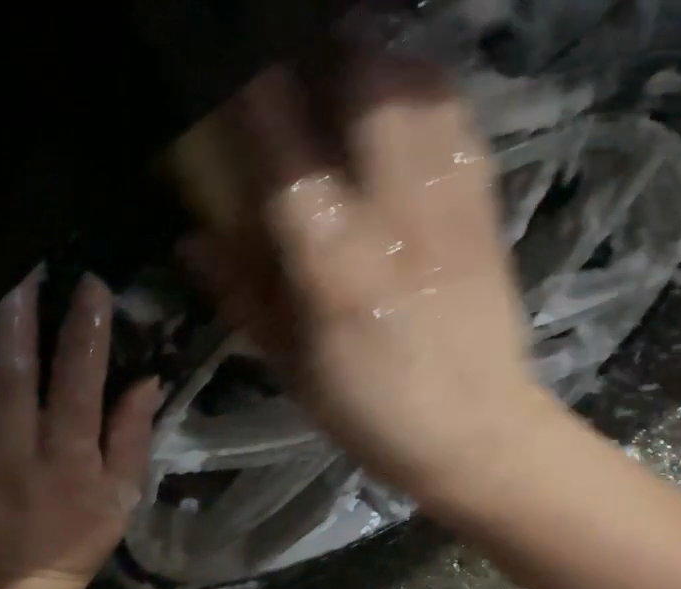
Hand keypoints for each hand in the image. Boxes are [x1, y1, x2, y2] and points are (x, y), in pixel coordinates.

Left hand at [0, 269, 162, 588]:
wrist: (7, 586)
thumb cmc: (76, 540)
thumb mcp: (121, 497)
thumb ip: (131, 438)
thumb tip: (147, 380)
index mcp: (68, 455)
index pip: (79, 378)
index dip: (86, 328)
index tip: (90, 283)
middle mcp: (16, 444)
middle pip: (12, 363)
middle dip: (17, 308)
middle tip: (20, 263)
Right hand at [181, 57, 556, 501]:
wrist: (482, 439)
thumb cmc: (376, 415)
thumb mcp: (293, 370)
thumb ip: (242, 296)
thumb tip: (191, 238)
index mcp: (333, 266)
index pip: (284, 147)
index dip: (252, 91)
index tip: (234, 72)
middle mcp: (394, 219)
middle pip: (365, 86)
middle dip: (324, 58)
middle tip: (300, 73)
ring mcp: (450, 209)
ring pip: (421, 91)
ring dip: (379, 69)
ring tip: (352, 85)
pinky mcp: (489, 213)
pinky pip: (461, 126)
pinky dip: (429, 101)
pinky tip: (406, 117)